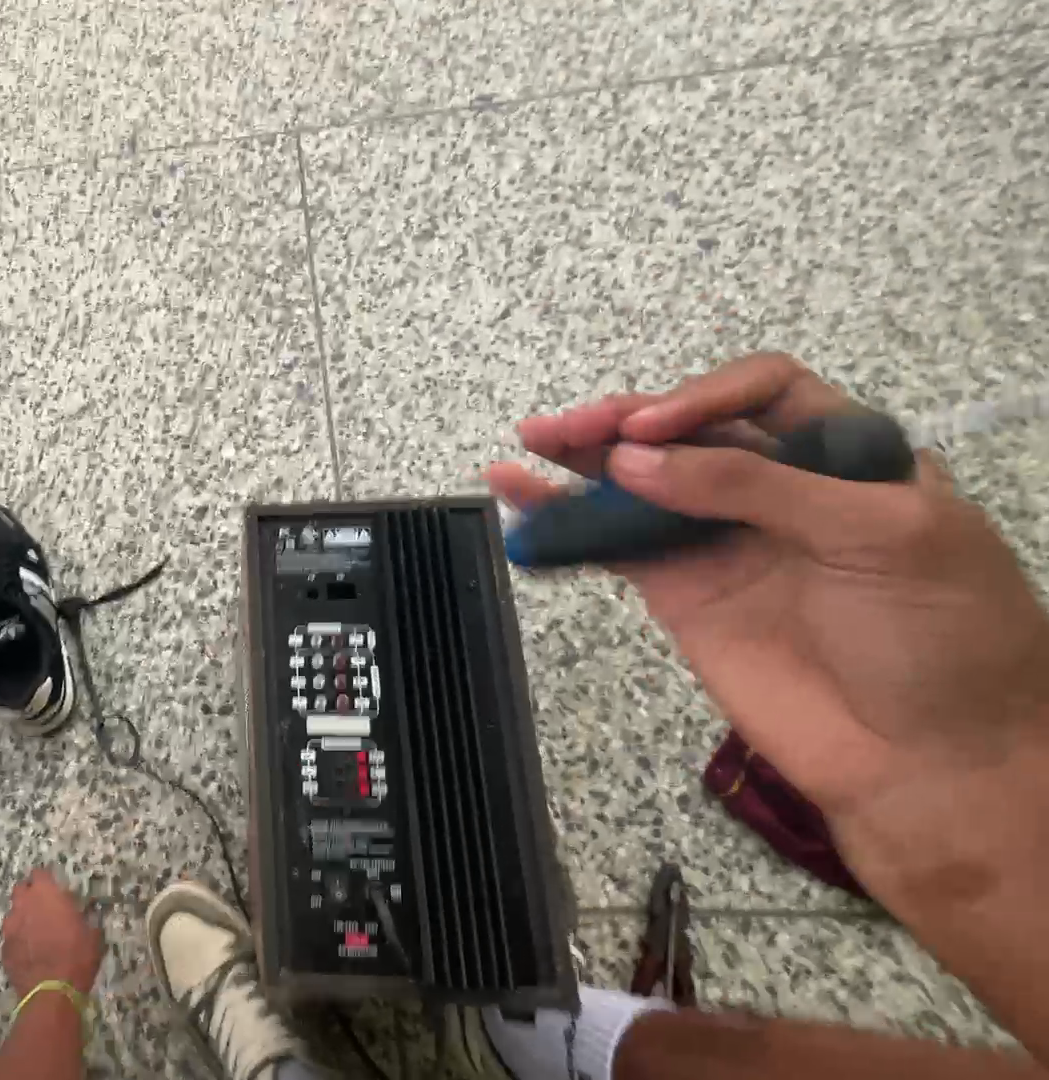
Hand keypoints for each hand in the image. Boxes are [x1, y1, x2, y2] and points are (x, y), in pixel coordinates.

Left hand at [1, 868, 102, 996]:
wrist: (51, 992)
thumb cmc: (76, 956)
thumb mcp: (92, 934)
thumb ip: (85, 917)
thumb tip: (87, 913)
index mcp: (45, 894)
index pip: (40, 873)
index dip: (46, 880)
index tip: (54, 888)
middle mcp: (23, 904)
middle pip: (21, 889)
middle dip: (30, 894)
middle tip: (44, 907)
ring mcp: (10, 927)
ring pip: (13, 913)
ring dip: (23, 917)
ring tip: (36, 932)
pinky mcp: (4, 948)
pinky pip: (10, 937)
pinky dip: (18, 940)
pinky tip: (29, 952)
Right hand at [485, 354, 1048, 828]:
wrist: (920, 758)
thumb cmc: (940, 635)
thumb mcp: (881, 536)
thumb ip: (754, 487)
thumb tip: (630, 461)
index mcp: (841, 455)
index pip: (762, 392)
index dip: (701, 397)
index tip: (650, 431)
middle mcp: (769, 486)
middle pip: (680, 432)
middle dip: (618, 421)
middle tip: (559, 430)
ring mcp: (712, 538)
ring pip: (632, 482)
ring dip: (577, 460)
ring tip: (527, 444)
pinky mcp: (671, 586)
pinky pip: (607, 543)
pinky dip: (561, 522)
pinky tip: (520, 500)